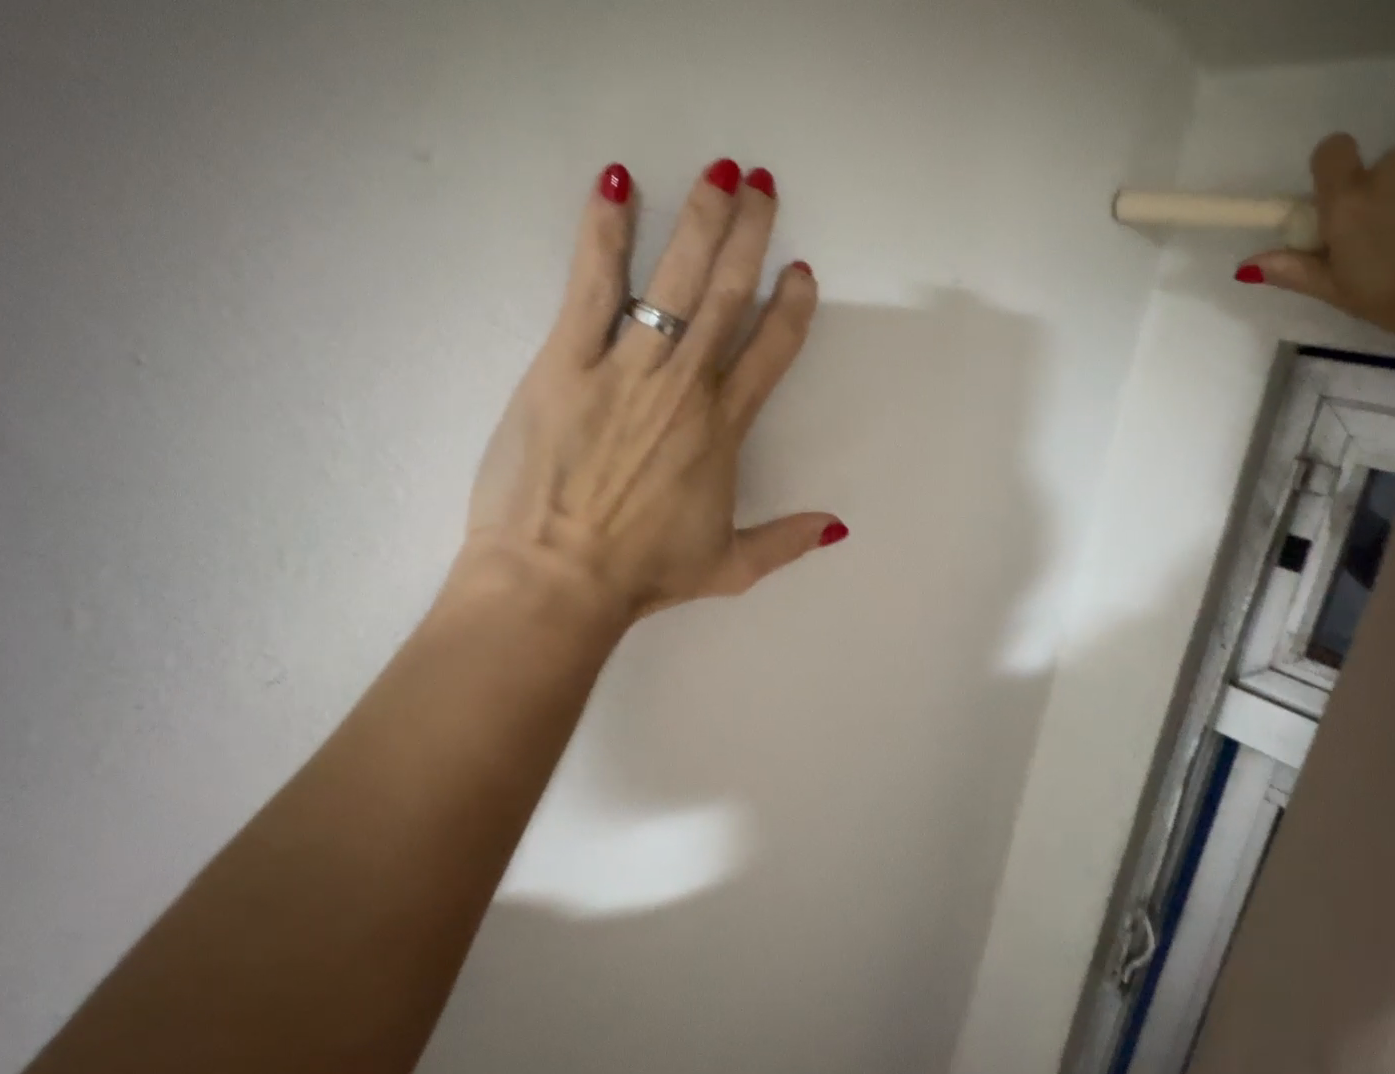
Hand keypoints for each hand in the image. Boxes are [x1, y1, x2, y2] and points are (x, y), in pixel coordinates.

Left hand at [464, 159, 843, 619]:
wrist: (556, 582)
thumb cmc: (642, 575)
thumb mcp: (728, 566)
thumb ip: (787, 541)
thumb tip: (839, 527)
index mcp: (724, 429)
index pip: (772, 350)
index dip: (791, 306)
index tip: (800, 270)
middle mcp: (686, 386)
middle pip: (729, 296)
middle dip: (751, 235)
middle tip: (763, 184)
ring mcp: (627, 368)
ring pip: (676, 281)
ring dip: (701, 220)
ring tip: (719, 170)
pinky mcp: (566, 362)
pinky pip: (592, 284)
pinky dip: (606, 231)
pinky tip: (617, 183)